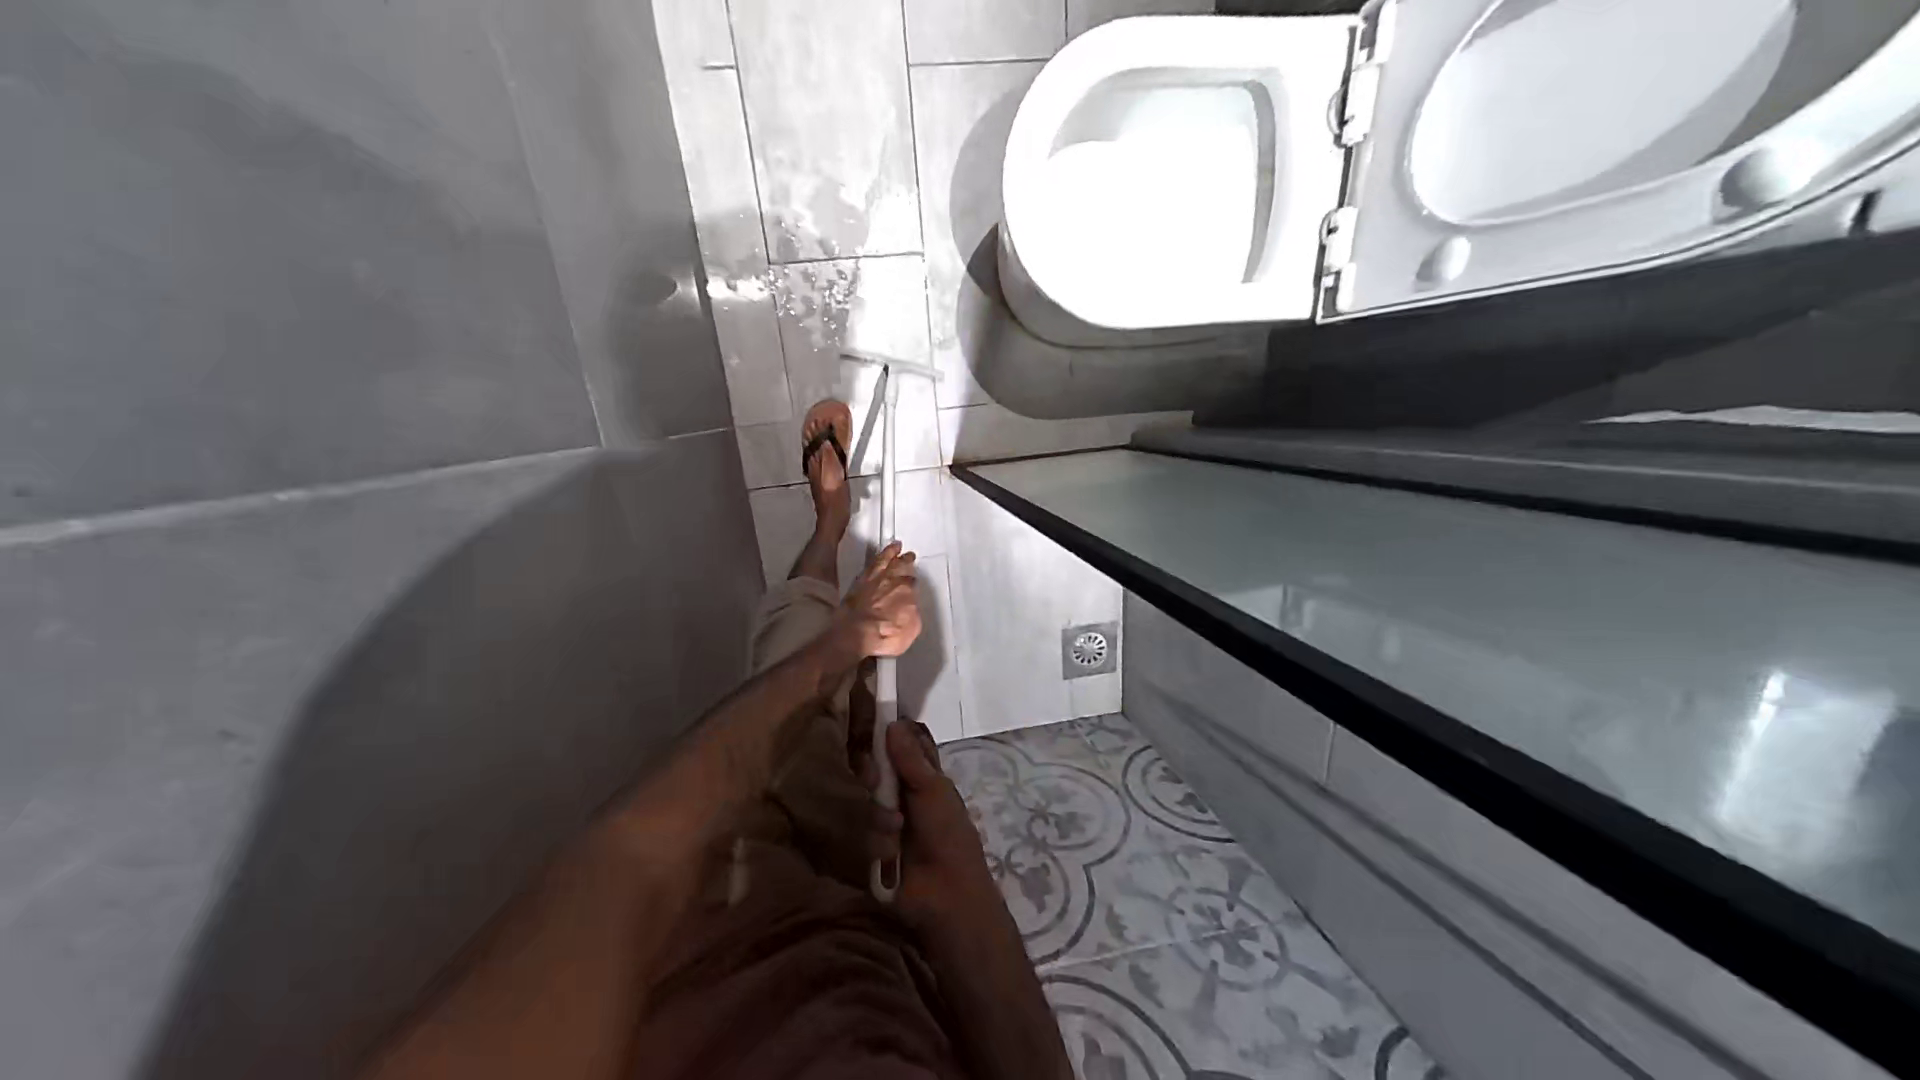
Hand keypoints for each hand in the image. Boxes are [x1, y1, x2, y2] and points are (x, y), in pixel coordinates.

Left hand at [835, 541, 920, 658]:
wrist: (856, 633)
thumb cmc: (886, 635)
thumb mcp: (912, 629)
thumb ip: (913, 614)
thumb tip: (911, 609)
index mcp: (908, 592)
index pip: (912, 582)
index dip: (913, 582)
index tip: (914, 581)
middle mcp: (892, 581)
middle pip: (901, 566)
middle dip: (906, 560)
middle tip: (909, 555)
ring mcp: (874, 580)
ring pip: (885, 560)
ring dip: (891, 553)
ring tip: (895, 546)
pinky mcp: (858, 583)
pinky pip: (870, 565)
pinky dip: (876, 559)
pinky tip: (876, 559)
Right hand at [869, 721, 998, 933]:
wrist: (948, 894)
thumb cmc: (949, 835)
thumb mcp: (934, 791)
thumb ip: (911, 759)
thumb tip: (892, 722)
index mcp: (919, 777)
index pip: (895, 747)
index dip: (882, 737)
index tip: (866, 727)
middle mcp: (898, 795)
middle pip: (871, 771)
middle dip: (871, 774)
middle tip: (872, 778)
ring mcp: (881, 823)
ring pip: (862, 802)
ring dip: (878, 817)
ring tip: (896, 830)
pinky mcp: (868, 849)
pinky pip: (858, 835)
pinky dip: (876, 843)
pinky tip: (891, 854)